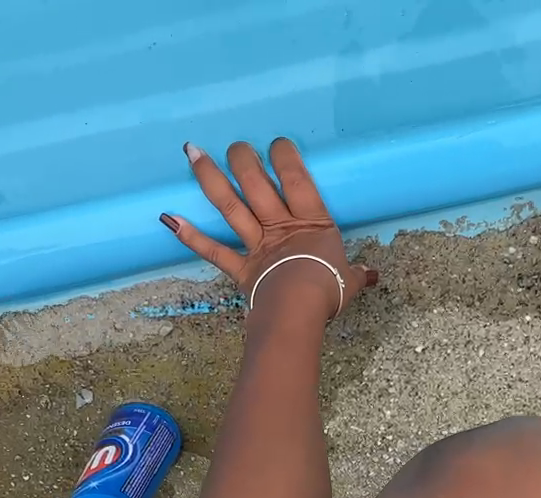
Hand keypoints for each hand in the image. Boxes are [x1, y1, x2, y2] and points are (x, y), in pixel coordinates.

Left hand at [162, 138, 376, 325]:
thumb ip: (355, 275)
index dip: (287, 158)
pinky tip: (169, 219)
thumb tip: (371, 276)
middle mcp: (280, 227)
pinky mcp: (241, 269)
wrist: (300, 312)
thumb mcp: (348, 281)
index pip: (298, 180)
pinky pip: (214, 251)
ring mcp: (257, 246)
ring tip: (193, 153)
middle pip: (258, 185)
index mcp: (312, 223)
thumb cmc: (328, 291)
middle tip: (235, 145)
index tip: (277, 142)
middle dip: (244, 160)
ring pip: (231, 207)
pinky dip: (191, 236)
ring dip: (210, 180)